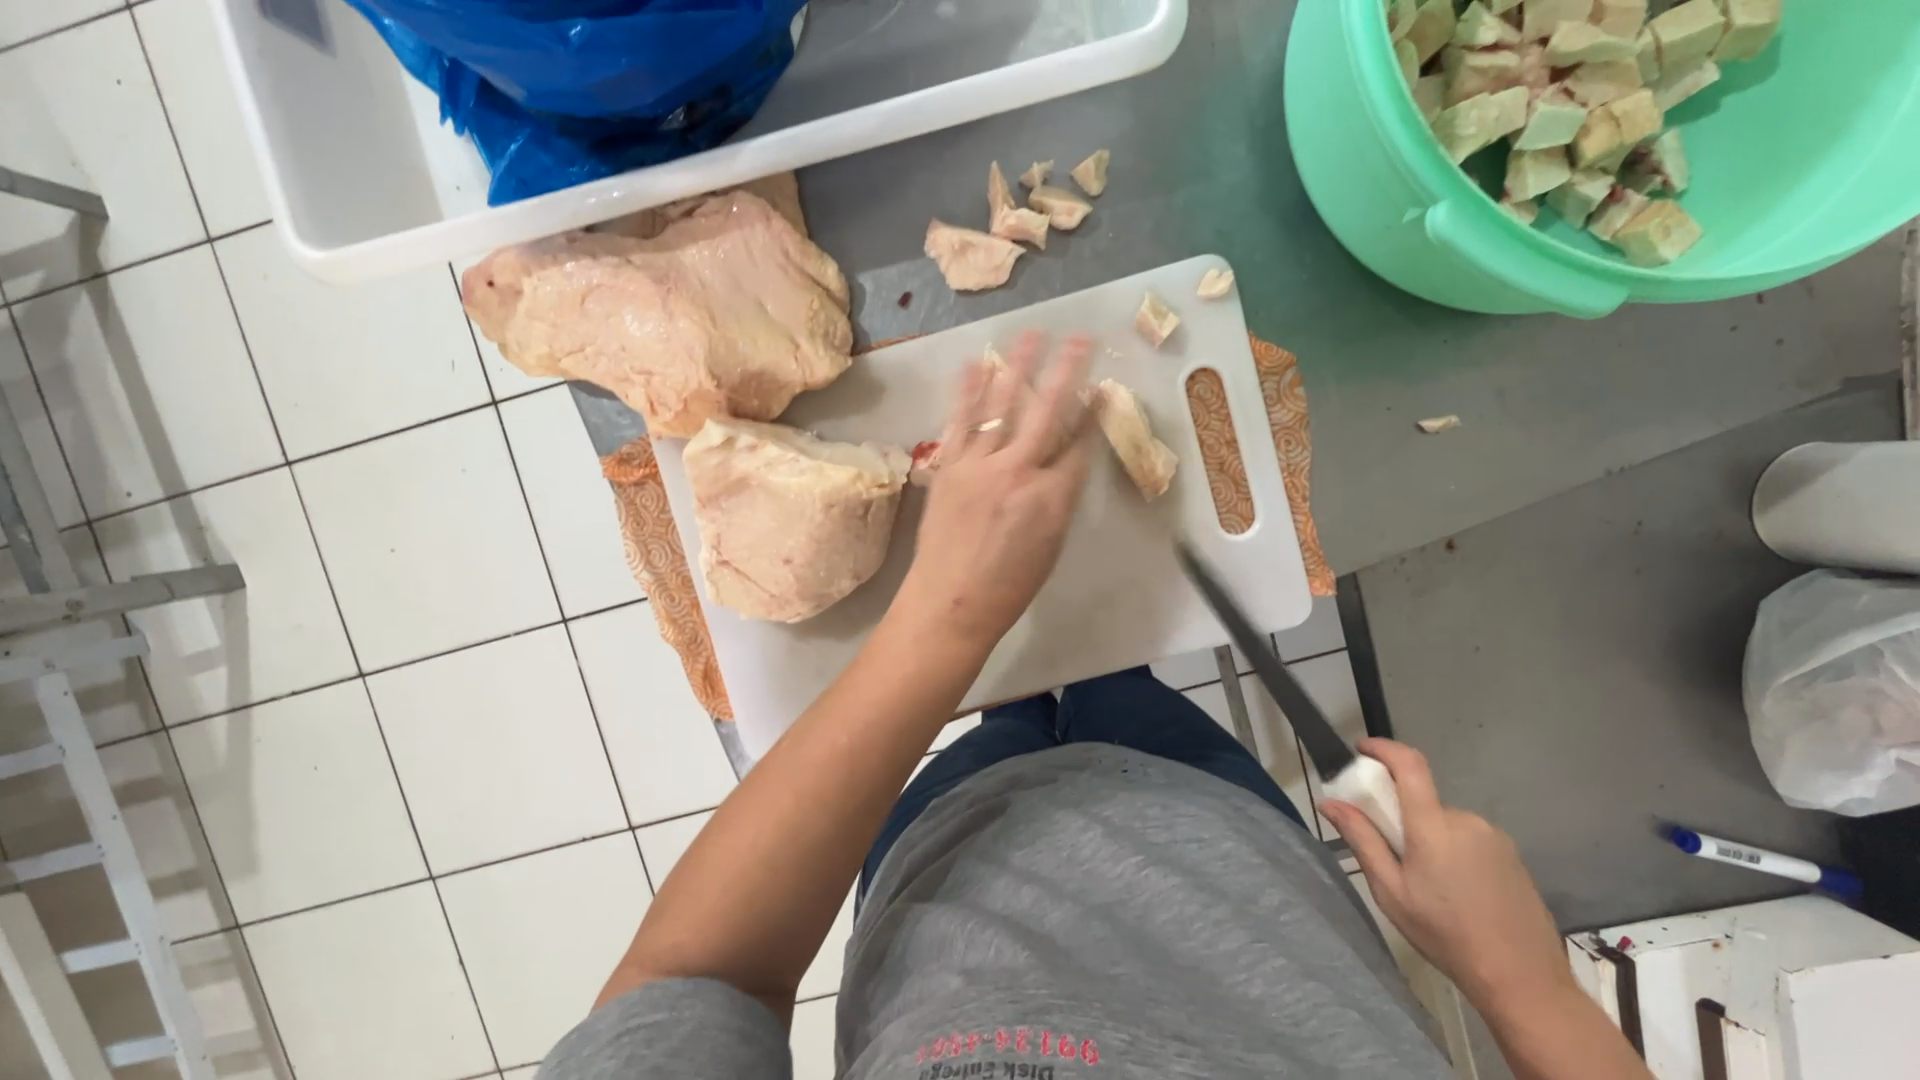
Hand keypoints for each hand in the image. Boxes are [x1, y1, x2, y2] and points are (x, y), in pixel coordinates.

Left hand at [894, 331, 1095, 646]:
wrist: (950, 604)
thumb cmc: (1008, 587)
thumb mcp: (1051, 545)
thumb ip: (1058, 499)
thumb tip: (1061, 465)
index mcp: (1054, 499)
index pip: (1080, 444)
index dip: (1094, 413)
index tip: (1105, 386)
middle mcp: (1020, 473)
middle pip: (1048, 413)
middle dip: (1067, 372)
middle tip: (1080, 339)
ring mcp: (980, 467)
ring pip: (1004, 407)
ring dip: (1019, 368)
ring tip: (1030, 334)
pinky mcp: (949, 468)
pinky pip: (961, 423)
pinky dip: (968, 393)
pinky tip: (975, 366)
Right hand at [1322, 738, 1571, 1011]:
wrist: (1522, 978)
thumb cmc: (1445, 934)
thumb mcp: (1390, 891)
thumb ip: (1362, 840)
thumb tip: (1330, 803)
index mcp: (1434, 826)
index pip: (1409, 765)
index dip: (1383, 748)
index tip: (1362, 750)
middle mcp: (1466, 820)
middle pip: (1423, 800)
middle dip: (1401, 816)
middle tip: (1390, 855)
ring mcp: (1494, 836)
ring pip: (1445, 822)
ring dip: (1428, 837)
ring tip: (1427, 884)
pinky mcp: (1511, 855)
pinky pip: (1469, 838)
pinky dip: (1452, 851)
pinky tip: (1456, 892)